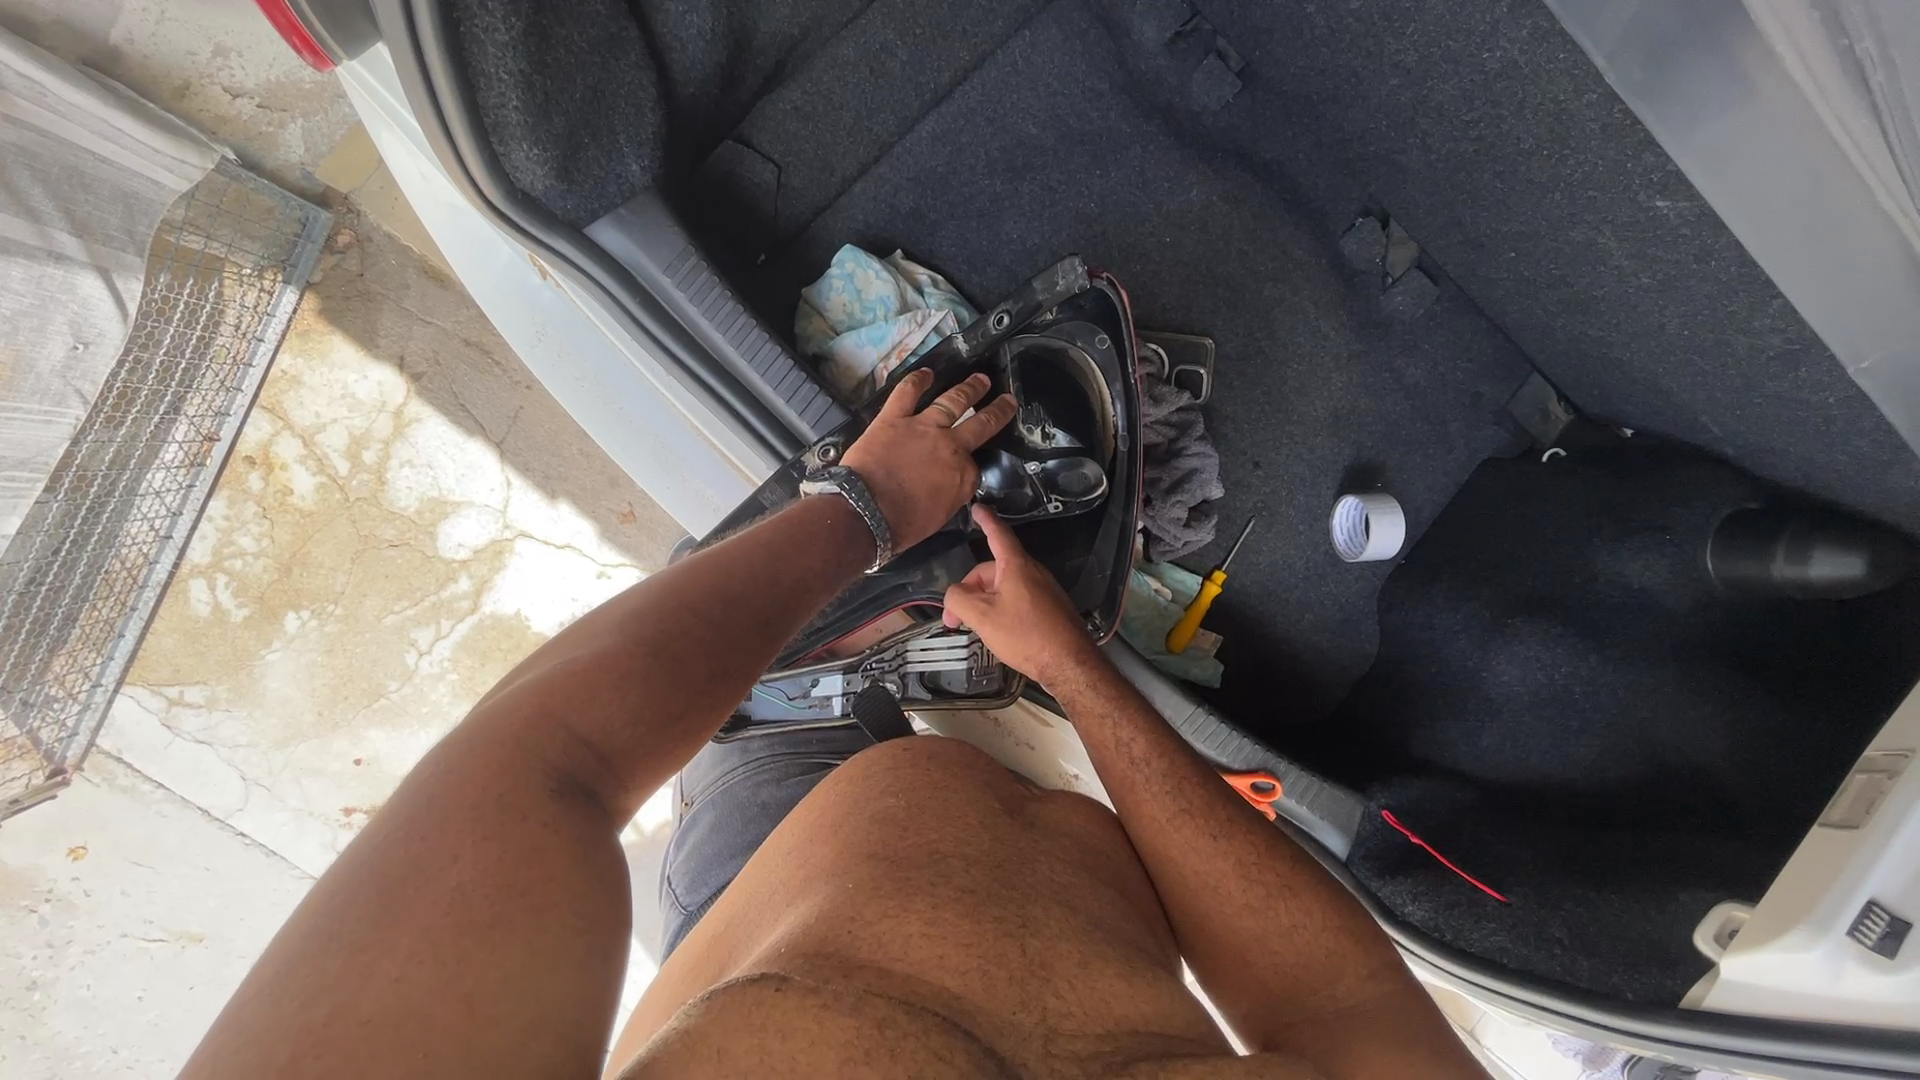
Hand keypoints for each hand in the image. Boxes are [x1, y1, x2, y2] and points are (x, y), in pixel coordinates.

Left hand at [841, 369, 1016, 549]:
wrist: (866, 513)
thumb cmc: (902, 525)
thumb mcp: (940, 517)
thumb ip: (950, 495)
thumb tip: (949, 486)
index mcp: (964, 476)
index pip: (976, 466)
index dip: (972, 465)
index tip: (970, 464)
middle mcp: (951, 446)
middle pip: (981, 424)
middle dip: (997, 411)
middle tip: (1007, 399)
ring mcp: (923, 427)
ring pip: (953, 401)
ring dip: (969, 388)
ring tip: (980, 379)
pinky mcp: (894, 417)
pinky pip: (908, 392)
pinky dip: (918, 380)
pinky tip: (927, 372)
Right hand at [942, 505, 1101, 687]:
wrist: (1069, 663)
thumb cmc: (1026, 635)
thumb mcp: (982, 617)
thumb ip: (958, 599)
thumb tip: (954, 594)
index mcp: (1016, 566)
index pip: (997, 534)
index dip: (985, 520)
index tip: (977, 508)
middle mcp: (1032, 572)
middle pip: (993, 570)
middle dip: (970, 590)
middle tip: (955, 620)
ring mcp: (1044, 590)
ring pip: (1004, 587)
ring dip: (985, 603)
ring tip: (976, 628)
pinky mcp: (1050, 608)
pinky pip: (1019, 599)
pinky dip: (1002, 609)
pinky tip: (999, 632)